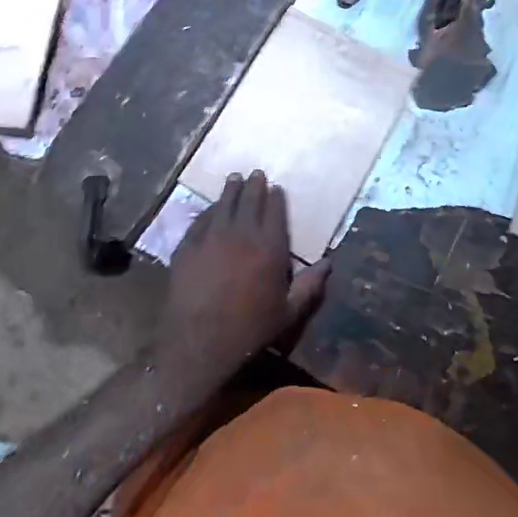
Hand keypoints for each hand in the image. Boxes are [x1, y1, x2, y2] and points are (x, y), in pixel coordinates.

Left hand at [153, 171, 330, 397]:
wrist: (199, 343)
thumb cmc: (250, 330)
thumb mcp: (288, 312)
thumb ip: (310, 286)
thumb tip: (329, 263)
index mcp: (270, 247)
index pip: (275, 211)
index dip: (276, 197)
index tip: (276, 187)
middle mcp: (242, 234)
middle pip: (250, 200)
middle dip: (254, 185)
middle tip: (256, 173)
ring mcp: (212, 238)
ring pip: (223, 204)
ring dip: (230, 190)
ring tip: (234, 178)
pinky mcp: (188, 247)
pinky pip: (200, 221)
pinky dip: (207, 211)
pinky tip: (210, 209)